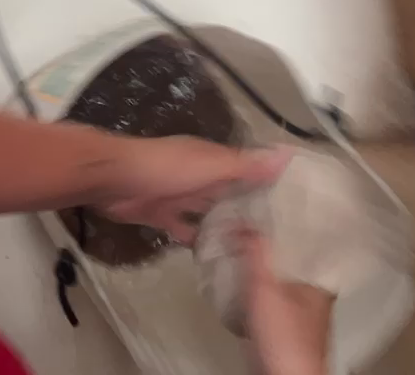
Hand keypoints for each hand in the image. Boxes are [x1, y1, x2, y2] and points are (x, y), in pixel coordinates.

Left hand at [91, 139, 290, 242]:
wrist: (113, 179)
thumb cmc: (164, 167)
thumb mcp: (208, 163)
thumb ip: (244, 164)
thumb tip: (286, 155)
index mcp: (208, 160)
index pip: (246, 171)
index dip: (270, 185)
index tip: (302, 208)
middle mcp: (195, 176)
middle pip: (228, 194)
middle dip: (252, 212)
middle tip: (287, 242)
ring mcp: (177, 197)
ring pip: (209, 213)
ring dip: (227, 229)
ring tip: (260, 256)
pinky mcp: (161, 216)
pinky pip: (185, 230)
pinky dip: (199, 241)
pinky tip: (219, 259)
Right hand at [240, 230, 334, 374]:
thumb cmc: (284, 335)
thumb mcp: (265, 285)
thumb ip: (256, 252)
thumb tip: (246, 219)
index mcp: (317, 283)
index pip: (303, 244)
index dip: (284, 226)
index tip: (264, 208)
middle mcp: (311, 295)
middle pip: (286, 260)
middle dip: (264, 243)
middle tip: (240, 222)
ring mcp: (296, 311)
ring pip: (274, 276)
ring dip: (255, 263)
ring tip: (233, 244)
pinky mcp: (280, 324)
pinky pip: (264, 293)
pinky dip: (251, 283)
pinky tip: (236, 276)